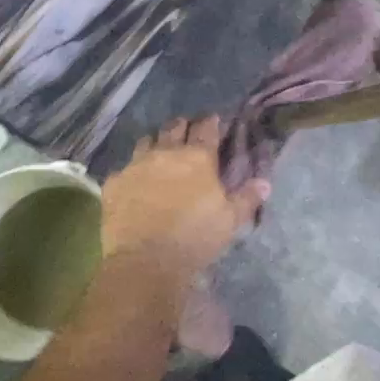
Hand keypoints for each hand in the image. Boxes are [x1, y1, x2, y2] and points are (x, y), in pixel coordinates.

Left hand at [102, 117, 268, 281]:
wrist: (145, 260)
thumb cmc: (195, 238)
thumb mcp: (230, 221)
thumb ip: (247, 198)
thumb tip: (265, 182)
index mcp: (198, 158)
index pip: (206, 128)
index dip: (210, 122)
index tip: (213, 121)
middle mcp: (166, 153)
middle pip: (174, 127)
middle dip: (182, 126)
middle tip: (187, 131)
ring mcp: (136, 165)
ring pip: (146, 141)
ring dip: (155, 142)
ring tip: (159, 151)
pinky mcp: (114, 182)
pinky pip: (124, 168)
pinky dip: (132, 171)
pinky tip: (135, 182)